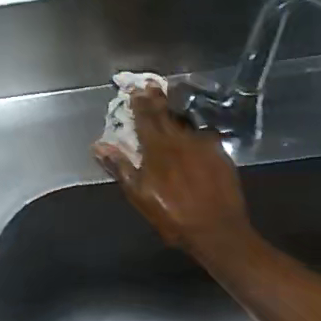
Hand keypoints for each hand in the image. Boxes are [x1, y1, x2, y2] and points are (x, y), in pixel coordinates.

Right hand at [93, 86, 251, 253]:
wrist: (219, 233)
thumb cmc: (172, 215)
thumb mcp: (138, 195)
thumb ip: (120, 167)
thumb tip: (98, 146)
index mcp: (157, 148)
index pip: (145, 118)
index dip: (139, 102)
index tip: (135, 88)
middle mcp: (180, 140)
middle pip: (166, 114)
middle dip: (157, 100)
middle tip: (151, 86)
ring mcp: (204, 147)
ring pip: (187, 124)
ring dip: (176, 114)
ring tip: (171, 107)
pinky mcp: (222, 157)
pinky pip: (205, 137)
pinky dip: (196, 133)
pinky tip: (195, 137)